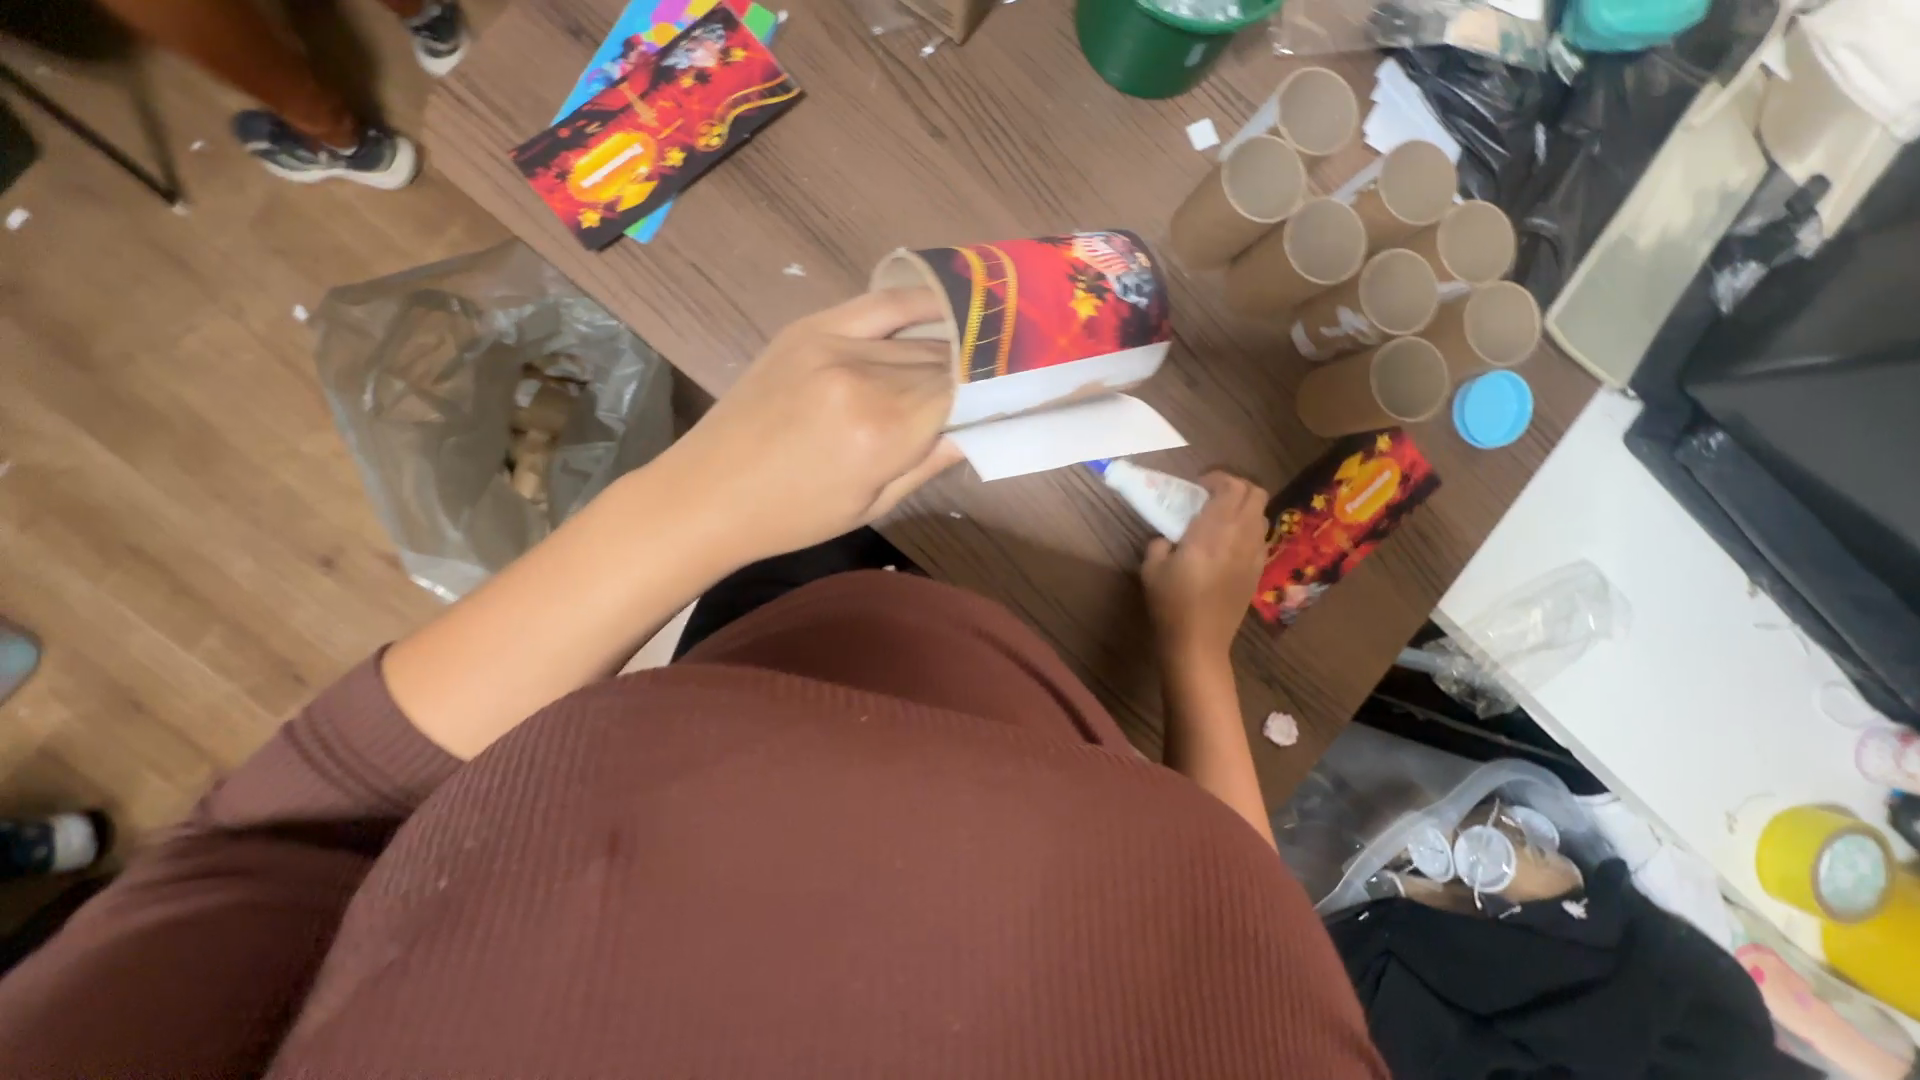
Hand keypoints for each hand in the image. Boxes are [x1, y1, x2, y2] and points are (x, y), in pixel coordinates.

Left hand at [656, 288, 963, 563]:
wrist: (708, 492)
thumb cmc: (794, 515)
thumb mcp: (872, 504)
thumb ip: (930, 462)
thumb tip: (977, 430)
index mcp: (885, 433)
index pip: (960, 397)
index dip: (986, 397)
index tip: (1004, 400)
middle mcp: (866, 379)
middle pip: (942, 364)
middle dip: (967, 376)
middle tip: (988, 385)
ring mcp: (835, 345)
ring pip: (916, 339)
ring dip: (942, 351)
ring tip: (968, 355)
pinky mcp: (809, 328)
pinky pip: (878, 303)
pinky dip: (915, 302)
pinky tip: (944, 302)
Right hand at [1141, 472, 1269, 665]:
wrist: (1198, 643)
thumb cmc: (1171, 604)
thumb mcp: (1151, 568)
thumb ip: (1160, 542)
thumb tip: (1169, 536)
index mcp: (1213, 532)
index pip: (1231, 487)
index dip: (1217, 478)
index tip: (1197, 487)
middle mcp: (1240, 537)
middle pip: (1256, 493)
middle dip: (1235, 487)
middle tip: (1211, 496)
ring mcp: (1253, 555)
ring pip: (1261, 515)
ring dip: (1244, 508)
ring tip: (1220, 520)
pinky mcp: (1257, 572)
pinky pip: (1260, 538)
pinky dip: (1248, 530)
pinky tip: (1227, 545)